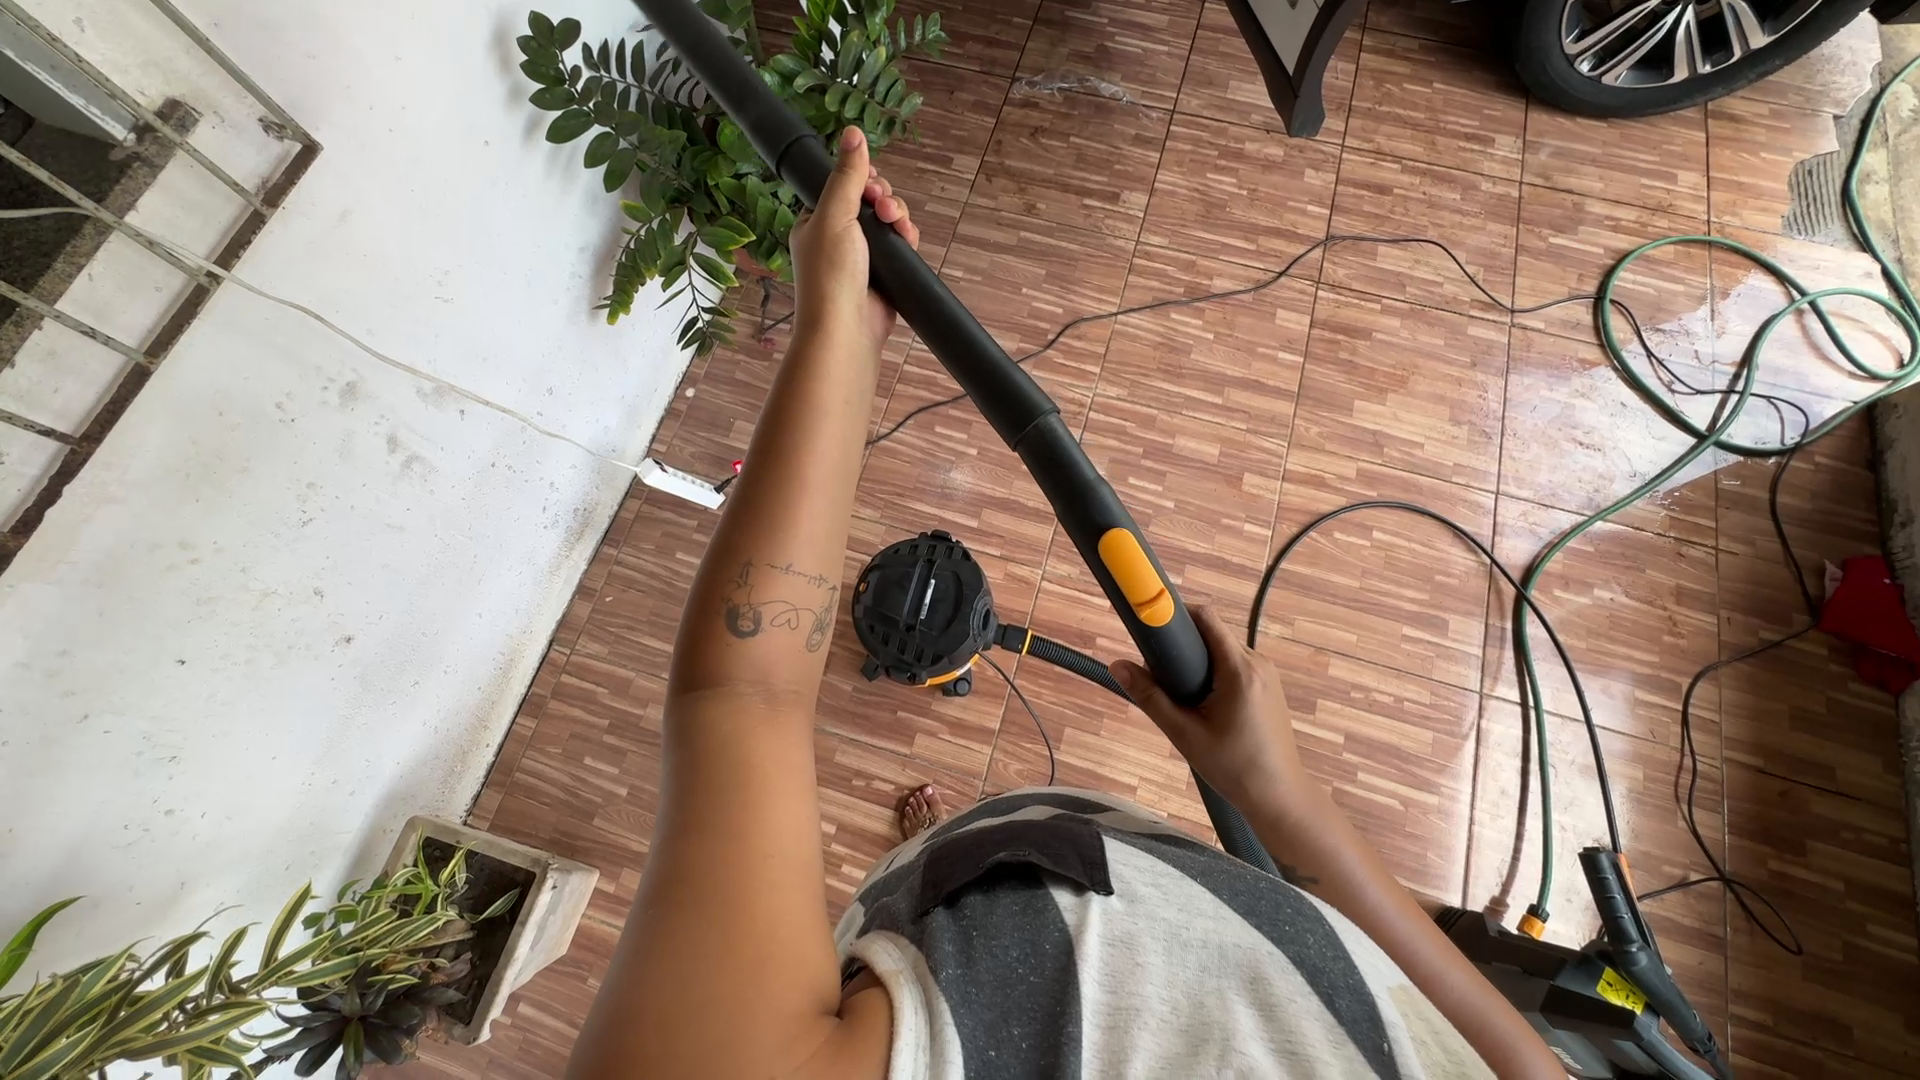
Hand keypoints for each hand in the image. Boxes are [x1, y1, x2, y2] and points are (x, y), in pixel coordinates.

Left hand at [789, 126, 919, 355]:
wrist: (847, 328)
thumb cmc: (831, 275)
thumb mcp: (834, 215)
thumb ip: (847, 176)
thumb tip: (853, 133)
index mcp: (816, 221)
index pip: (843, 186)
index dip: (861, 179)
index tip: (870, 184)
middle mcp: (839, 238)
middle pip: (870, 201)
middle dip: (884, 199)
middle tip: (884, 207)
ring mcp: (863, 258)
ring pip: (889, 223)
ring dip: (898, 217)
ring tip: (897, 225)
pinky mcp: (884, 275)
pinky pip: (900, 247)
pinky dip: (906, 240)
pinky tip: (907, 240)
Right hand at [1110, 607, 1313, 818]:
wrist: (1279, 797)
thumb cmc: (1232, 767)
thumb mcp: (1183, 733)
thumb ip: (1149, 697)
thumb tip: (1117, 665)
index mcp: (1239, 668)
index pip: (1205, 617)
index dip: (1174, 614)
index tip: (1150, 628)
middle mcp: (1257, 662)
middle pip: (1211, 632)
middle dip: (1181, 644)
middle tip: (1158, 673)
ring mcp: (1266, 673)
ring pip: (1221, 648)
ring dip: (1196, 660)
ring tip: (1178, 692)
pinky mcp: (1267, 685)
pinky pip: (1232, 663)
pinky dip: (1211, 671)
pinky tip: (1199, 701)